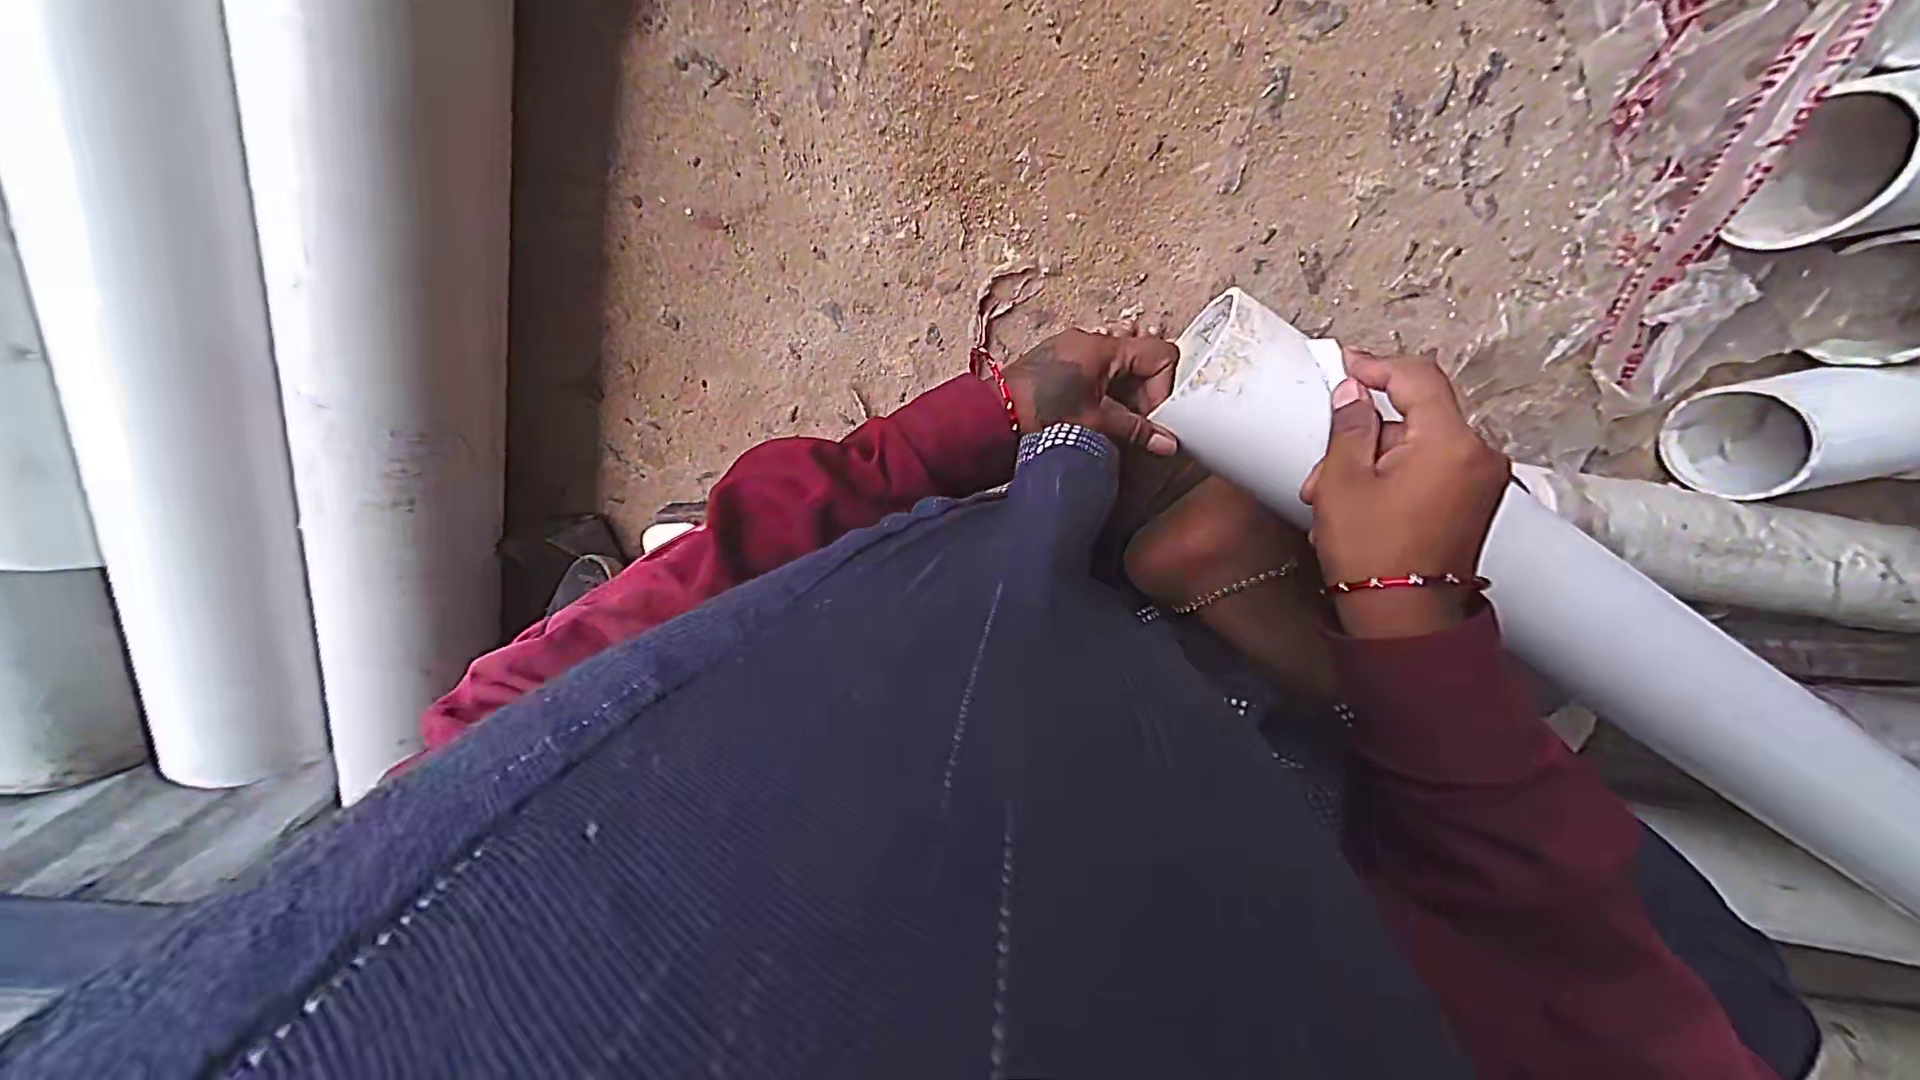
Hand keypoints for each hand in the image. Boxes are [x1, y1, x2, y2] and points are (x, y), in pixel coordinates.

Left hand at [1000, 326, 1179, 454]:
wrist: (993, 415)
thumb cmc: (1038, 413)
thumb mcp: (1094, 422)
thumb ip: (1136, 430)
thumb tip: (1168, 444)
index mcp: (1104, 348)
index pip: (1160, 354)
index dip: (1162, 387)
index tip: (1150, 416)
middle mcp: (1090, 340)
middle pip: (1140, 360)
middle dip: (1143, 393)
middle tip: (1132, 422)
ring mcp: (1073, 347)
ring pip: (1118, 366)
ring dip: (1124, 393)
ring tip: (1111, 419)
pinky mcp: (1058, 360)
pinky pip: (1096, 368)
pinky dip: (1104, 389)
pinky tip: (1092, 412)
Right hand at [1299, 352, 1509, 638]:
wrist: (1401, 614)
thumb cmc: (1370, 550)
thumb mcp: (1342, 481)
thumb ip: (1349, 428)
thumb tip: (1353, 394)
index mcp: (1451, 442)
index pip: (1419, 379)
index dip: (1378, 365)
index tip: (1348, 363)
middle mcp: (1478, 455)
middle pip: (1415, 417)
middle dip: (1364, 433)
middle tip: (1323, 460)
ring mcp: (1480, 480)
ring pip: (1418, 445)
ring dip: (1373, 459)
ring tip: (1333, 493)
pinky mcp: (1472, 501)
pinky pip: (1430, 468)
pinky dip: (1393, 474)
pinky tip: (1360, 501)